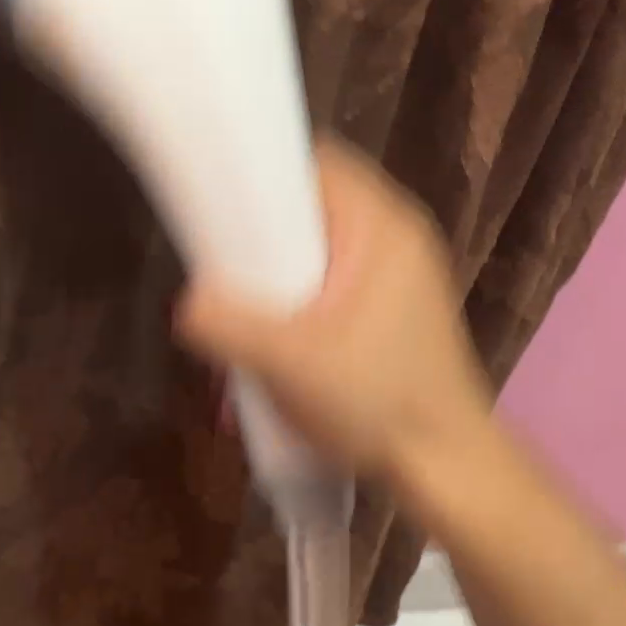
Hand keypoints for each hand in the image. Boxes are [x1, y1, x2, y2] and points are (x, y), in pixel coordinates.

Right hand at [176, 140, 493, 478]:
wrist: (441, 462)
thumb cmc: (377, 401)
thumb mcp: (292, 363)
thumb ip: (230, 326)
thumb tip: (184, 302)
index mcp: (379, 228)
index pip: (314, 164)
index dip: (260, 176)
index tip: (212, 209)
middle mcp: (390, 238)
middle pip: (307, 209)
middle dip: (256, 237)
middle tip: (218, 276)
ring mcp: (389, 277)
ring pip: (310, 251)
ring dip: (268, 277)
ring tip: (236, 315)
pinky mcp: (382, 312)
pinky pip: (320, 285)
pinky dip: (288, 302)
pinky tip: (267, 340)